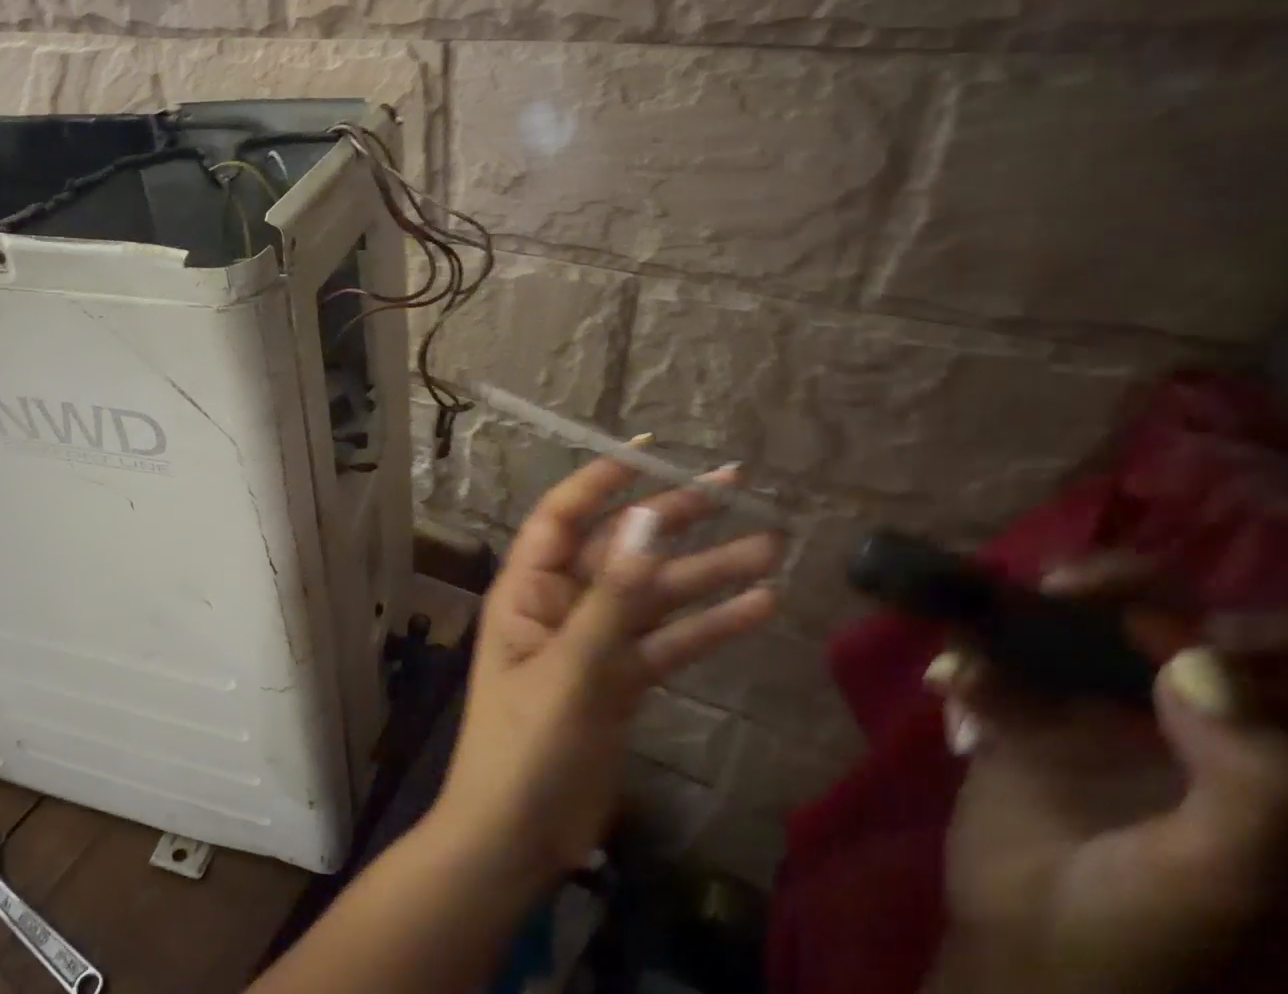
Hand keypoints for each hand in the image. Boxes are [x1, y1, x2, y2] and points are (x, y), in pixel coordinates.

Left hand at [425, 450, 783, 881]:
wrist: (516, 835)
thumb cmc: (526, 748)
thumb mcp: (570, 669)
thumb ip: (612, 598)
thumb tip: (647, 519)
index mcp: (527, 592)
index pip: (563, 518)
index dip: (602, 481)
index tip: (651, 452)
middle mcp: (560, 607)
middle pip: (620, 549)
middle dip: (672, 518)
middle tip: (733, 486)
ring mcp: (593, 646)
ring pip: (654, 597)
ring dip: (706, 573)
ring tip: (771, 544)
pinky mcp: (619, 684)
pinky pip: (668, 644)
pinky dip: (708, 627)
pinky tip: (759, 607)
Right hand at [927, 557, 1287, 993]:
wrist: (1033, 960)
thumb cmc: (1153, 930)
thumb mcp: (1230, 871)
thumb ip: (1253, 775)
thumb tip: (1193, 660)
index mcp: (1255, 750)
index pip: (1262, 654)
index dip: (1217, 620)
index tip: (1145, 624)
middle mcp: (1177, 720)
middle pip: (1156, 621)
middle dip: (1110, 589)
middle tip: (1056, 586)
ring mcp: (1088, 718)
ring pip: (1065, 631)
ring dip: (1017, 617)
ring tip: (976, 630)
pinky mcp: (1013, 725)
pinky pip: (991, 668)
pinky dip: (965, 661)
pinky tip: (946, 685)